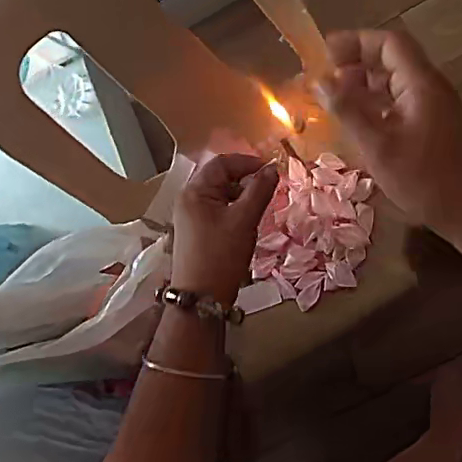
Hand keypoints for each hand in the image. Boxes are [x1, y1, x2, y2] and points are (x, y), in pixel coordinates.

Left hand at [171, 153, 278, 304]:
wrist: (200, 299)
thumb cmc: (221, 256)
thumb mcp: (244, 220)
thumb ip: (259, 191)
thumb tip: (272, 169)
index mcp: (194, 191)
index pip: (221, 163)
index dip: (247, 162)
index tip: (271, 170)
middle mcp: (188, 199)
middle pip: (219, 177)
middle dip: (245, 178)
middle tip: (268, 187)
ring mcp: (190, 215)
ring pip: (219, 193)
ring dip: (240, 194)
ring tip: (260, 205)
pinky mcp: (196, 230)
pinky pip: (217, 209)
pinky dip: (234, 208)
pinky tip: (246, 220)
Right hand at [314, 29, 461, 248]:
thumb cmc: (427, 181)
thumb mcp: (379, 147)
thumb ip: (348, 110)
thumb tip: (318, 80)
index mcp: (421, 83)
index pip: (388, 43)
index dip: (355, 42)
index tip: (324, 54)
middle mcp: (430, 87)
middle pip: (391, 58)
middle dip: (355, 63)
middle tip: (323, 78)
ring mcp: (434, 106)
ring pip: (394, 81)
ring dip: (363, 84)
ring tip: (333, 99)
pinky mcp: (433, 125)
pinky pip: (400, 101)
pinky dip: (375, 103)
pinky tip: (356, 121)